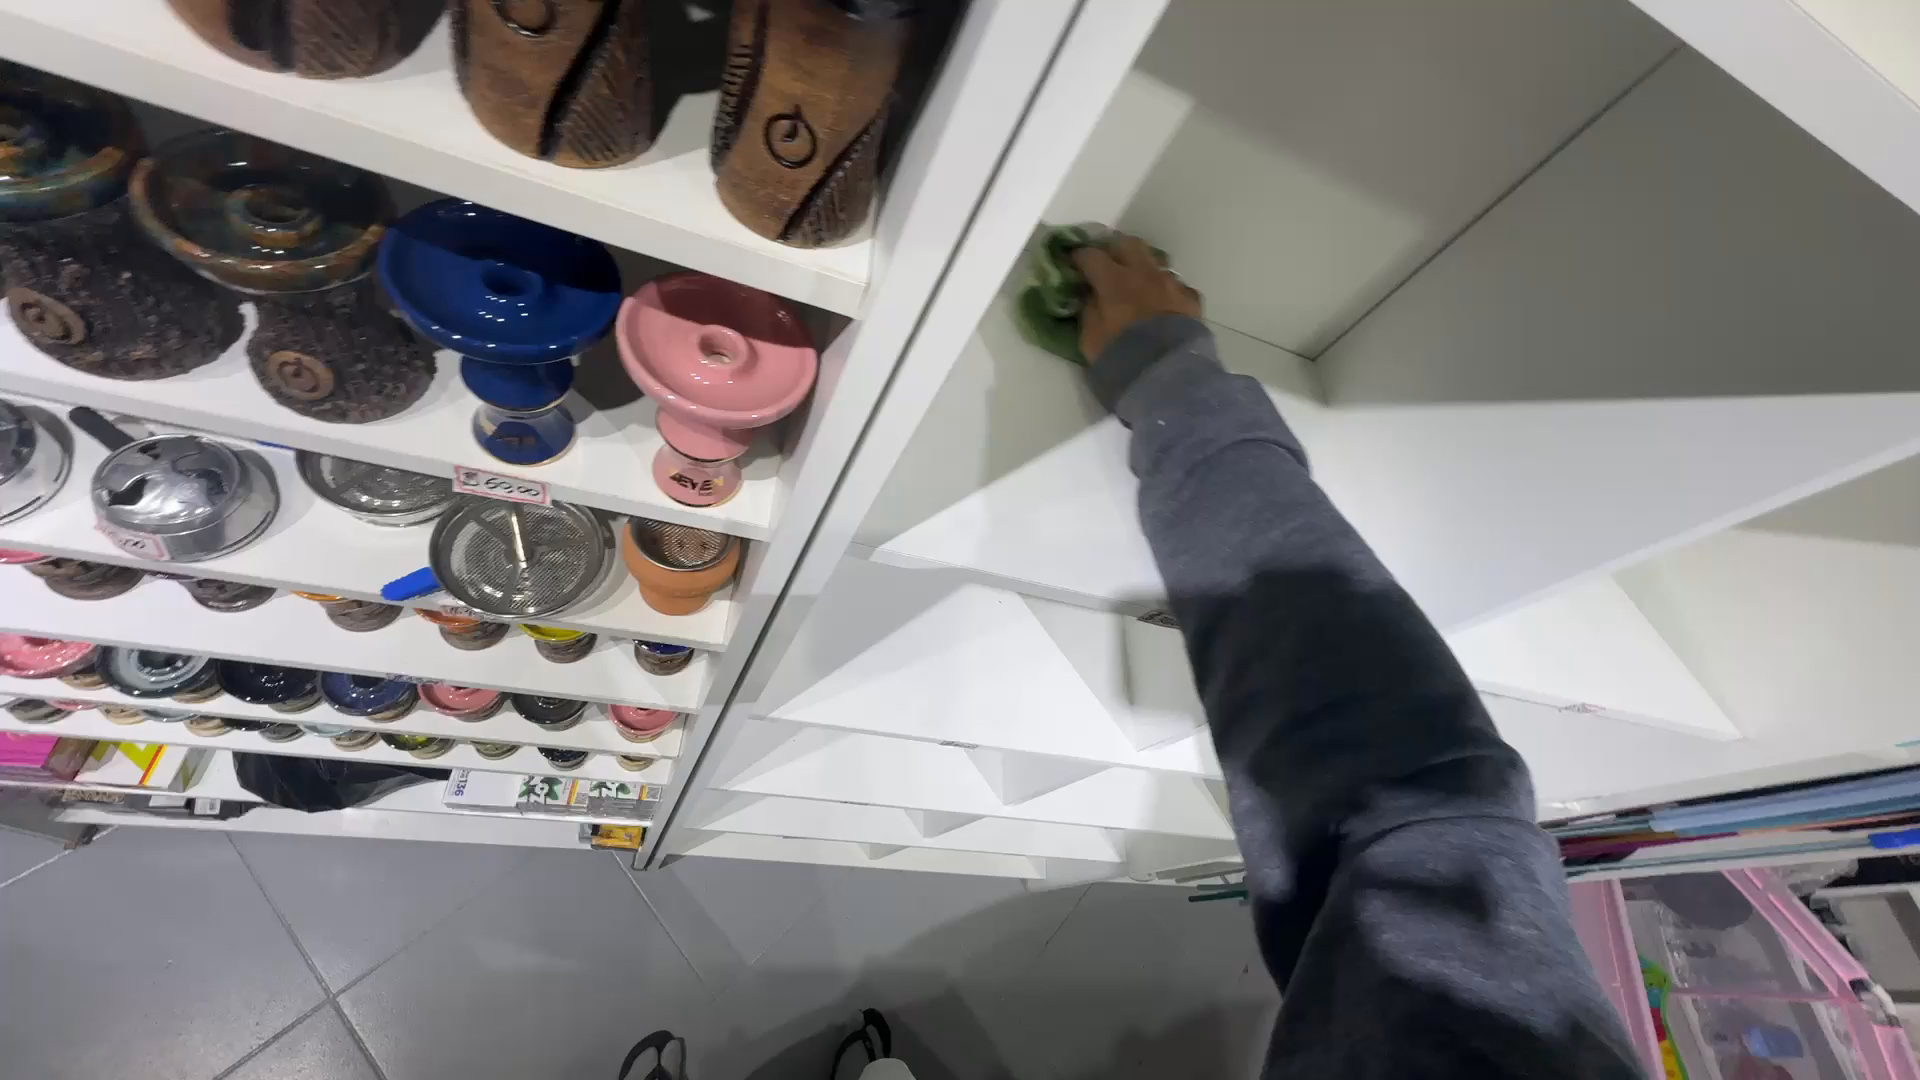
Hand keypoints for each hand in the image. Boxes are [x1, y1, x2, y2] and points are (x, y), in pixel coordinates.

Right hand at [1071, 233, 1200, 362]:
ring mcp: (1171, 285)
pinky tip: (1163, 305)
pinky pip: (1177, 286)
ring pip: (1155, 262)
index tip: (1074, 262)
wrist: (1167, 376)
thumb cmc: (1122, 358)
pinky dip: (1166, 291)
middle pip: (1129, 244)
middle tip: (1106, 263)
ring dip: (1142, 269)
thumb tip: (1090, 295)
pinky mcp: (1191, 300)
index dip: (1080, 257)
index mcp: (1115, 282)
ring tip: (1137, 285)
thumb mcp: (1090, 339)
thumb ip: (1089, 311)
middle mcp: (1145, 274)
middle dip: (1114, 250)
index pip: (1093, 256)